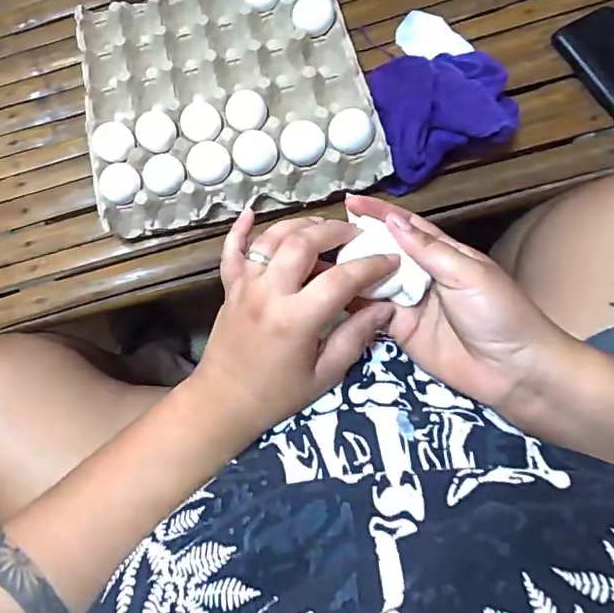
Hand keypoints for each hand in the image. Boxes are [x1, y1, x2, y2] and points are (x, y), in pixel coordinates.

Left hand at [189, 209, 399, 437]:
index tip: (389, 260)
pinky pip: (231, 251)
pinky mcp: (228, 286)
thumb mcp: (325, 374)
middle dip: (334, 232)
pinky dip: (239, 230)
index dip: (370, 265)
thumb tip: (387, 307)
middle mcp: (267, 292)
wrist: (223, 400)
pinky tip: (250, 212)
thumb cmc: (277, 394)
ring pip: (270, 239)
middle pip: (302, 243)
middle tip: (356, 236)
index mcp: (295, 318)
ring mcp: (244, 285)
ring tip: (323, 229)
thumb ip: (355, 337)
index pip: (340, 278)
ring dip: (298, 226)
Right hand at [344, 195, 579, 418]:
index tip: (350, 201)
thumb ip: (428, 249)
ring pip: (371, 280)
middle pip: (382, 252)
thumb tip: (392, 220)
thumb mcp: (468, 274)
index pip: (405, 226)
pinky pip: (370, 312)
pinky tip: (328, 294)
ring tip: (317, 261)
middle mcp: (421, 274)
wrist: (516, 374)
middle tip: (323, 235)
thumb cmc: (501, 315)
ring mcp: (408, 302)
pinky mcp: (399, 329)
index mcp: (442, 254)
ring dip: (349, 271)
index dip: (378, 213)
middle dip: (356, 240)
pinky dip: (351, 303)